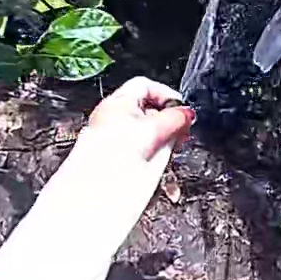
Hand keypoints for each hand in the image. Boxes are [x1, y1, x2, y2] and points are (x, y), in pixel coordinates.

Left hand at [80, 76, 195, 162]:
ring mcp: (114, 141)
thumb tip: (187, 114)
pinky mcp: (117, 161)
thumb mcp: (155, 130)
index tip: (182, 112)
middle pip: (149, 112)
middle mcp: (113, 119)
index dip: (167, 96)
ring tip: (171, 156)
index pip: (147, 86)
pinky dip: (153, 160)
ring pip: (147, 136)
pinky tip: (160, 171)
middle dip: (168, 124)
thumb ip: (175, 118)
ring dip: (163, 145)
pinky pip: (141, 155)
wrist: (93, 192)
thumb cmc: (114, 157)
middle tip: (180, 134)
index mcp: (117, 103)